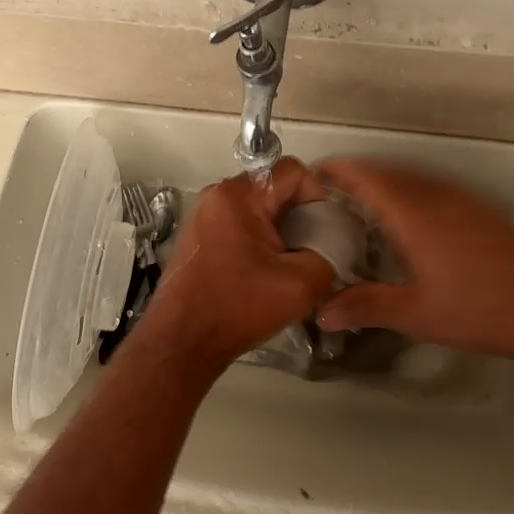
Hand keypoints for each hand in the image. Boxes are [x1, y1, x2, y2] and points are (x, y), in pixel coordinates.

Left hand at [134, 158, 336, 373]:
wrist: (182, 342)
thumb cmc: (238, 307)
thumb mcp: (301, 284)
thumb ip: (328, 254)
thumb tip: (332, 244)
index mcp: (238, 195)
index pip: (293, 171)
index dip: (317, 196)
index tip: (323, 230)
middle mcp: (217, 194)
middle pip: (274, 187)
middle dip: (298, 216)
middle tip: (309, 251)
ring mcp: (203, 214)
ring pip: (257, 208)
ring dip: (279, 231)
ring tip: (288, 265)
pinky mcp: (198, 235)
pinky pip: (239, 223)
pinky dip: (258, 240)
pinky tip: (262, 273)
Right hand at [312, 157, 513, 364]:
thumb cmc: (481, 307)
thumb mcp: (415, 314)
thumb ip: (366, 308)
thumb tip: (323, 313)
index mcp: (412, 212)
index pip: (365, 175)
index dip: (337, 169)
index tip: (314, 173)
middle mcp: (436, 195)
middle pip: (388, 172)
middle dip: (357, 176)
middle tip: (331, 192)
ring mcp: (463, 200)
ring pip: (413, 179)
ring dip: (385, 184)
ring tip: (364, 205)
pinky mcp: (482, 211)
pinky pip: (434, 189)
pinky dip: (410, 194)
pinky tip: (413, 224)